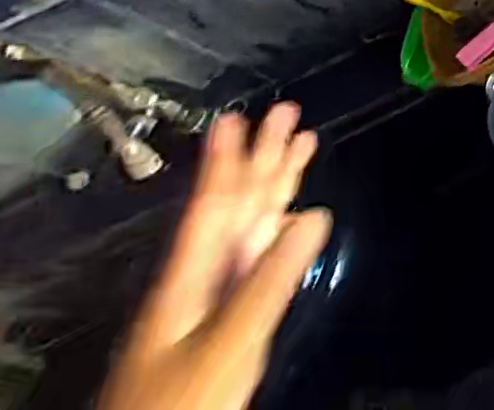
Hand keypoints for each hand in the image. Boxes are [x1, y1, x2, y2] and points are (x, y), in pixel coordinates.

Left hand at [98, 103, 328, 409]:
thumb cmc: (179, 404)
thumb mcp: (225, 342)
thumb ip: (268, 282)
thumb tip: (314, 215)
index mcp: (187, 278)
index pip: (211, 204)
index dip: (225, 159)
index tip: (235, 118)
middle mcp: (201, 279)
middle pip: (235, 206)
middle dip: (262, 158)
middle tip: (284, 113)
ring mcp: (213, 300)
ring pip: (250, 228)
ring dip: (274, 186)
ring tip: (298, 147)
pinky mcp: (228, 320)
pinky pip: (258, 259)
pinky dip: (279, 232)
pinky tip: (295, 218)